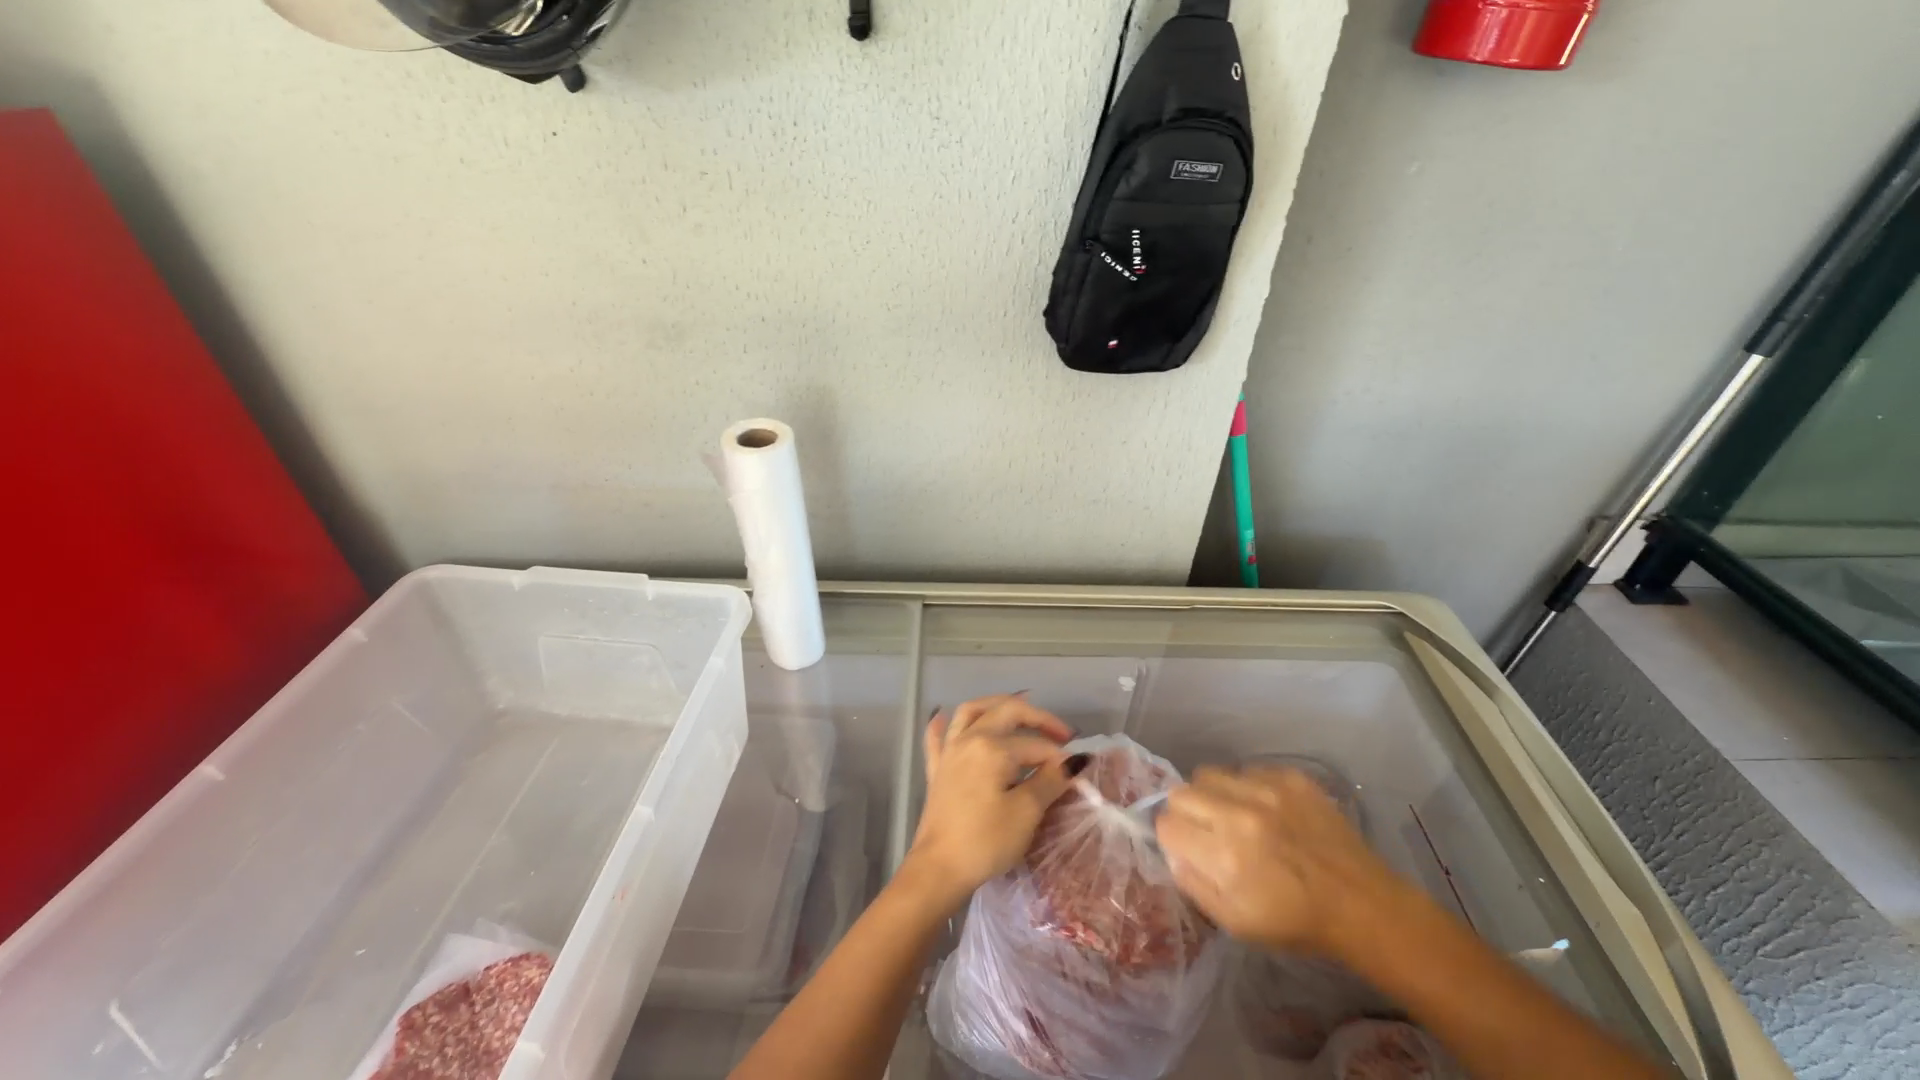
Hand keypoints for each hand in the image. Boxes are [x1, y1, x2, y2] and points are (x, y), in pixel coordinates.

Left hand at [898, 695, 1083, 913]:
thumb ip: (1050, 781)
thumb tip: (1074, 761)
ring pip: (970, 712)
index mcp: (993, 748)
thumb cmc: (986, 841)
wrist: (939, 869)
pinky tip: (943, 716)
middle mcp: (968, 739)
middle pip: (1006, 712)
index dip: (1060, 759)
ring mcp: (949, 753)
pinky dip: (942, 723)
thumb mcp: (1026, 812)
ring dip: (996, 706)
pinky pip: (937, 737)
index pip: (1036, 746)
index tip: (1079, 775)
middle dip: (1037, 718)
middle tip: (1061, 733)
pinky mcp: (937, 771)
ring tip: (1018, 711)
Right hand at [1156, 766, 1410, 955]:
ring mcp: (1269, 790)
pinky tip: (1266, 811)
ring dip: (1213, 795)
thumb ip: (1194, 884)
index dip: (1173, 839)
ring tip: (1234, 816)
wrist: (1361, 904)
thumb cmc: (1294, 921)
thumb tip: (1173, 853)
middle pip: (1181, 792)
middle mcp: (1241, 814)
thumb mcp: (1234, 922)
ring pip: (1210, 773)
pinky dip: (1246, 788)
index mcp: (1224, 854)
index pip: (1167, 825)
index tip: (1189, 850)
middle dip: (1186, 813)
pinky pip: (1247, 769)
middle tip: (1208, 832)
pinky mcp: (1292, 778)